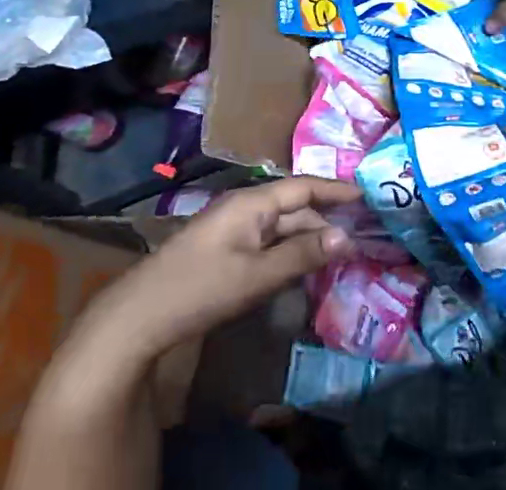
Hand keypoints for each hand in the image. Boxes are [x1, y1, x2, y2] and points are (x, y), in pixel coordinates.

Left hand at [106, 177, 361, 354]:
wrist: (137, 319)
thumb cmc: (200, 289)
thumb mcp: (257, 274)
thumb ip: (303, 254)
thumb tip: (347, 238)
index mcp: (252, 202)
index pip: (304, 186)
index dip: (337, 190)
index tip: (368, 195)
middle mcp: (245, 208)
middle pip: (295, 208)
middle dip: (327, 220)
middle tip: (362, 235)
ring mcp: (234, 229)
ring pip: (282, 227)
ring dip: (310, 239)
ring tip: (341, 255)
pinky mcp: (226, 250)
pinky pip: (269, 243)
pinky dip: (291, 252)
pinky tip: (306, 268)